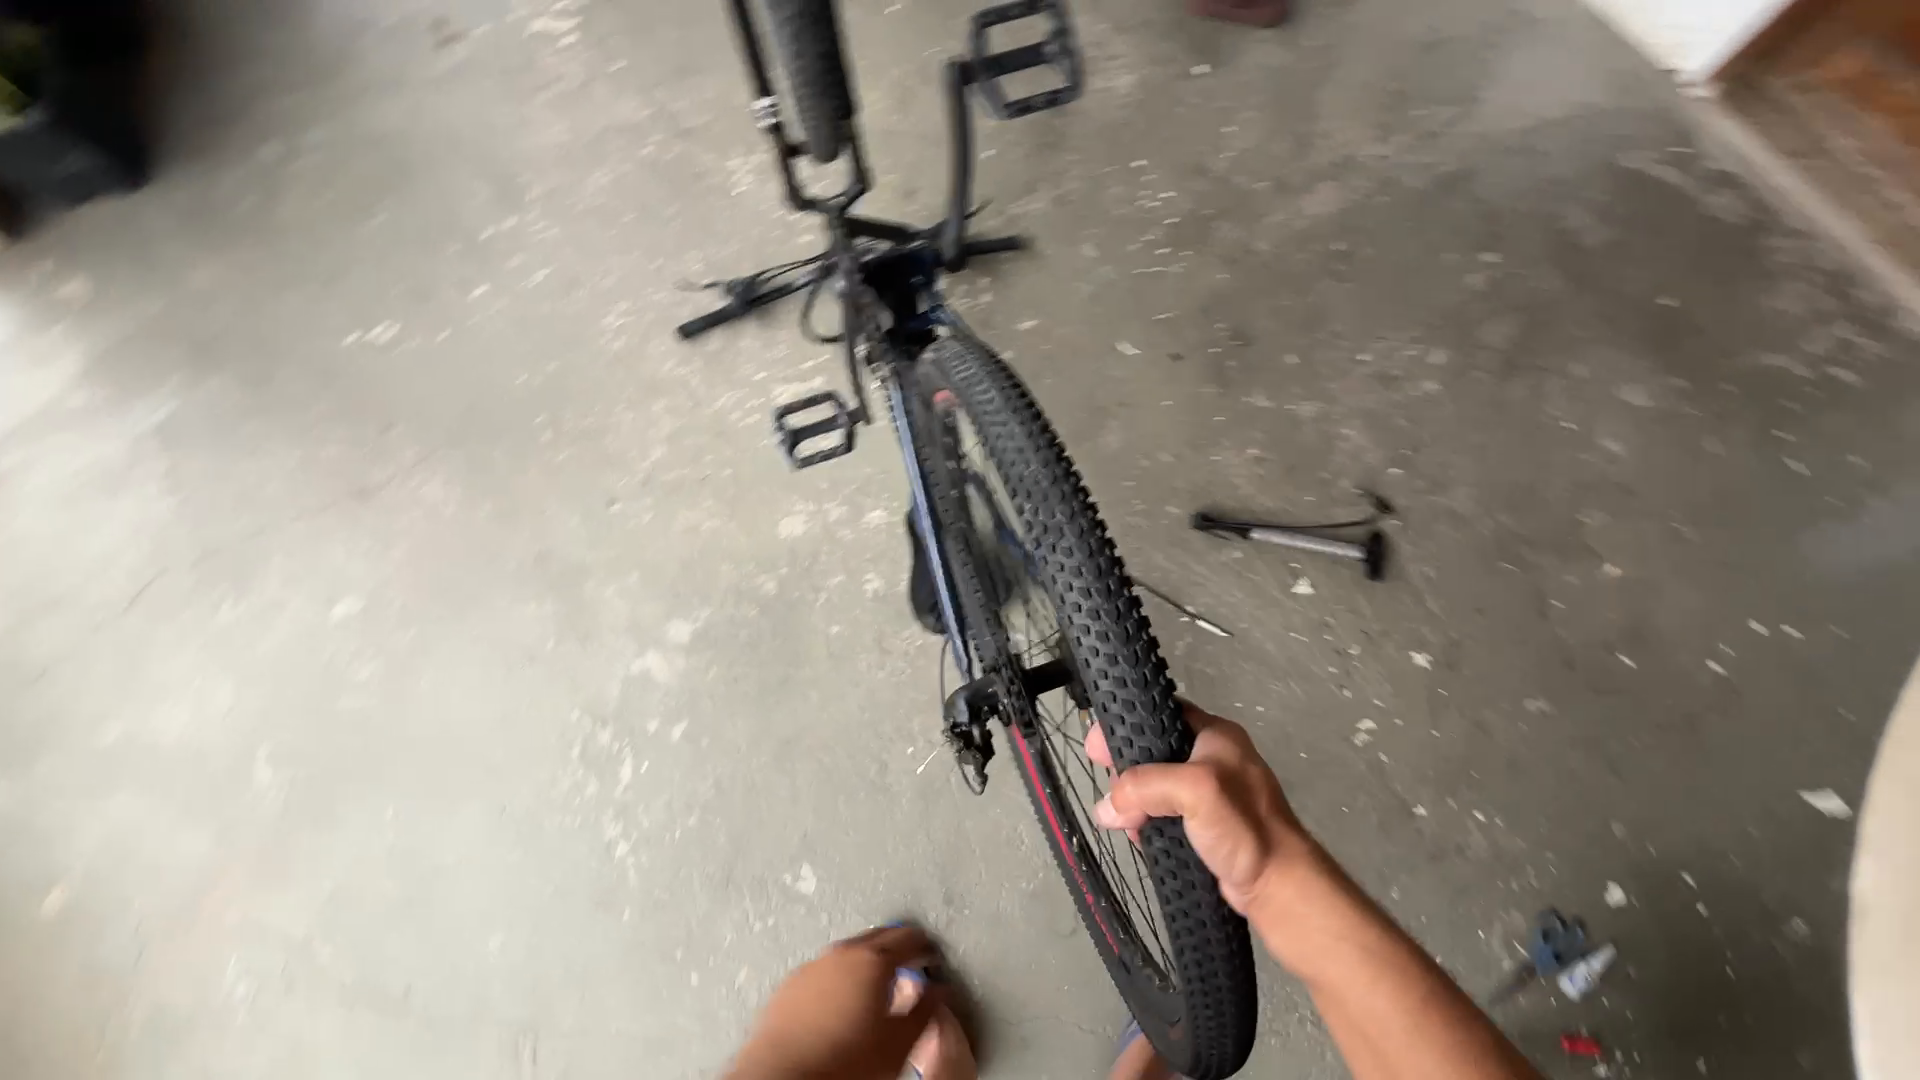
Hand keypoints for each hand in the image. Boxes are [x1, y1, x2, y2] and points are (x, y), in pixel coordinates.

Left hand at [725, 925, 943, 1079]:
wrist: (782, 1078)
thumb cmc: (840, 1065)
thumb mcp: (898, 1043)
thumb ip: (925, 1010)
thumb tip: (938, 993)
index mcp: (873, 960)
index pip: (910, 937)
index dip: (926, 946)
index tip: (932, 956)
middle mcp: (842, 953)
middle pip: (880, 936)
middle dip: (899, 948)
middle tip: (911, 963)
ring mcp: (814, 965)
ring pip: (850, 952)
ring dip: (868, 961)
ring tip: (877, 986)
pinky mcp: (791, 983)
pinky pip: (825, 970)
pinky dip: (840, 977)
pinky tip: (842, 1001)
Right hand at [1092, 703, 1320, 914]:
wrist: (1278, 888)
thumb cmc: (1243, 827)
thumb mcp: (1193, 789)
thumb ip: (1145, 786)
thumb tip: (1107, 809)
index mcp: (1215, 735)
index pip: (1160, 714)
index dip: (1126, 725)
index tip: (1097, 746)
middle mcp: (1210, 758)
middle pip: (1151, 752)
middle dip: (1126, 773)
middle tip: (1111, 793)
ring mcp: (1207, 794)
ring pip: (1153, 787)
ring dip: (1133, 803)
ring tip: (1121, 821)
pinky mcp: (1202, 825)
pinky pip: (1161, 814)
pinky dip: (1145, 823)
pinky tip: (1138, 836)